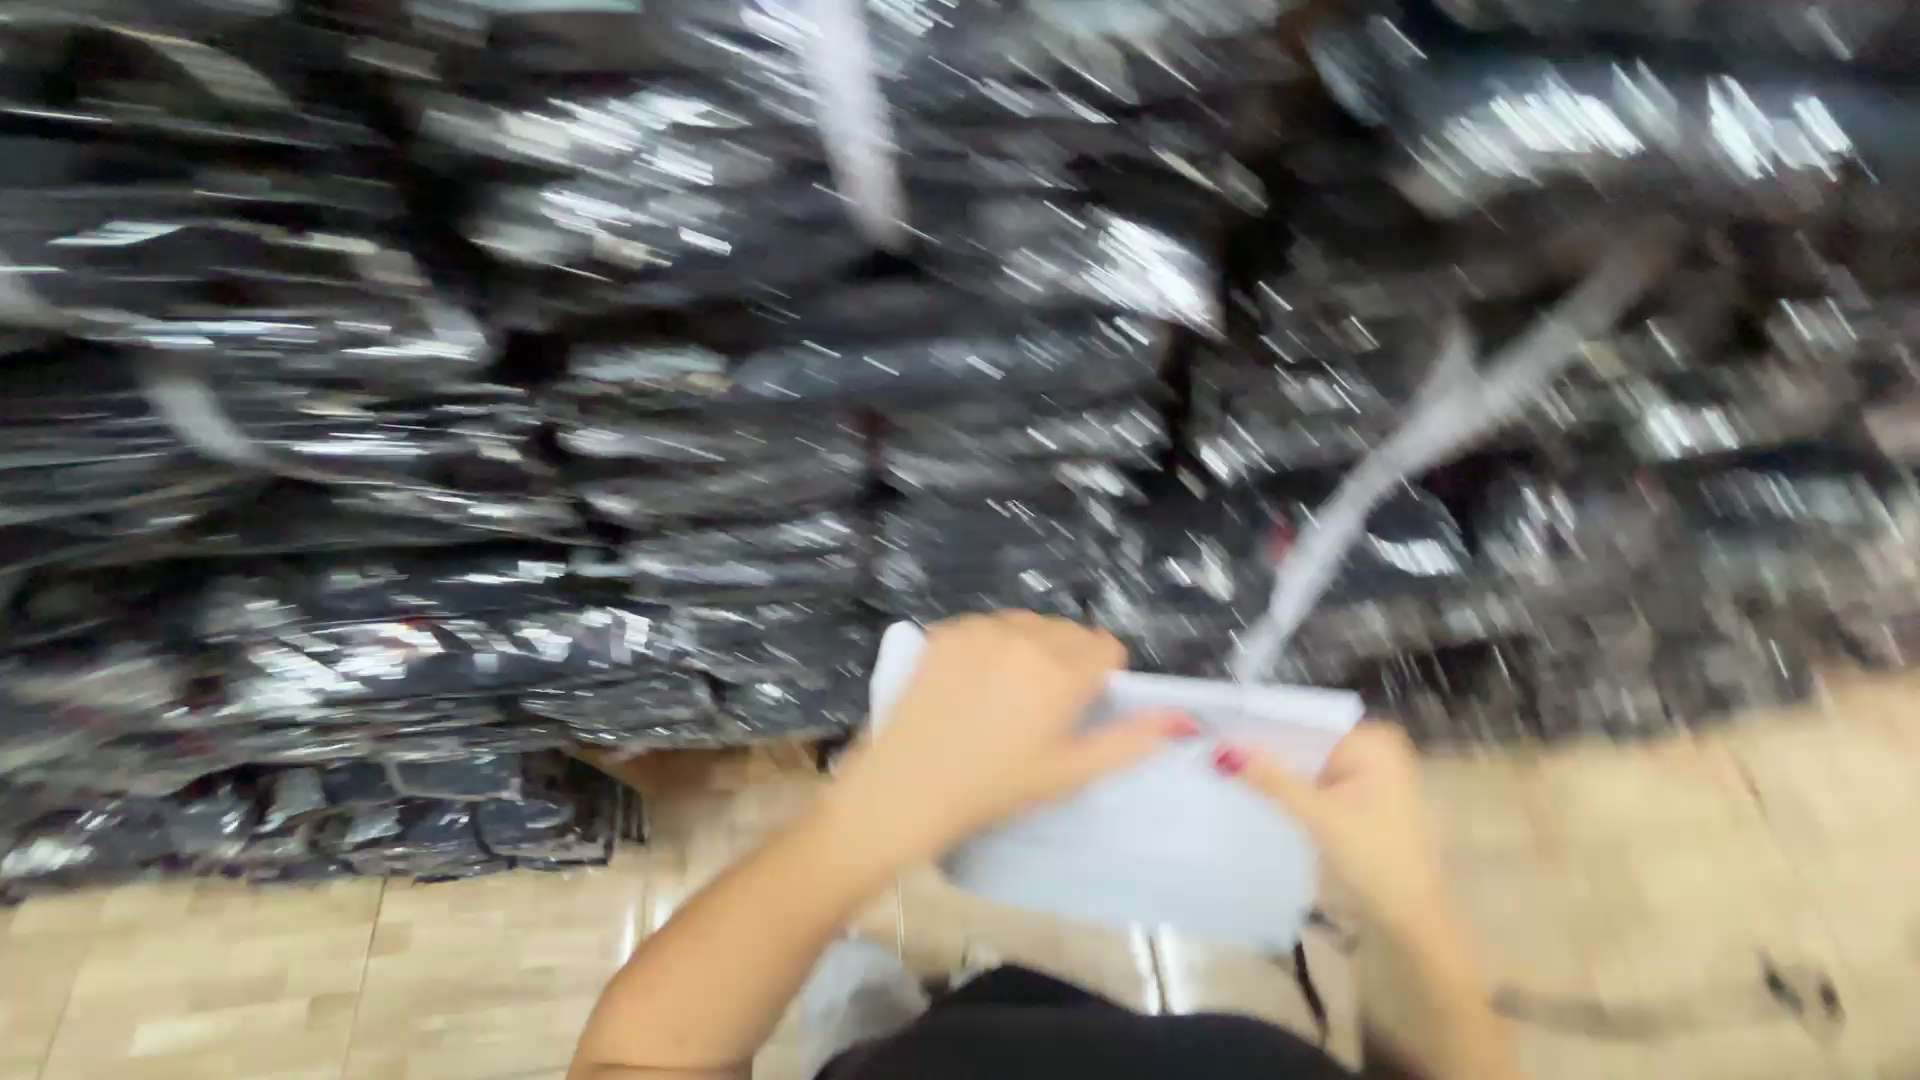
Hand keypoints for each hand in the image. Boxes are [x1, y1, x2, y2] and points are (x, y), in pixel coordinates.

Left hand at [826, 612, 1194, 862]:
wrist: (904, 788)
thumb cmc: (992, 789)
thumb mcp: (1067, 774)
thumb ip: (1128, 741)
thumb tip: (1179, 719)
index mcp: (1060, 673)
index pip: (1106, 646)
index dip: (1102, 675)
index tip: (1081, 705)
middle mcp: (1024, 638)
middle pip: (1068, 631)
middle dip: (1068, 659)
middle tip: (1042, 706)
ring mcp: (979, 630)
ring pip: (1028, 624)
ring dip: (1030, 647)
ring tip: (1006, 693)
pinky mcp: (945, 631)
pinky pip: (987, 626)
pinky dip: (991, 645)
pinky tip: (972, 683)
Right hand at [1217, 722, 1452, 940]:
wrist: (1411, 920)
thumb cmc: (1374, 860)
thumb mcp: (1317, 816)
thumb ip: (1270, 779)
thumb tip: (1220, 750)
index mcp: (1373, 742)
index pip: (1305, 722)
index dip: (1262, 726)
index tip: (1218, 730)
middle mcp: (1373, 750)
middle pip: (1305, 741)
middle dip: (1266, 748)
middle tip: (1213, 749)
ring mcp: (1368, 776)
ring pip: (1307, 763)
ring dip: (1274, 770)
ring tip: (1223, 765)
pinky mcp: (1359, 800)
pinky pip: (1315, 781)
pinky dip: (1289, 787)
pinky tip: (1255, 789)